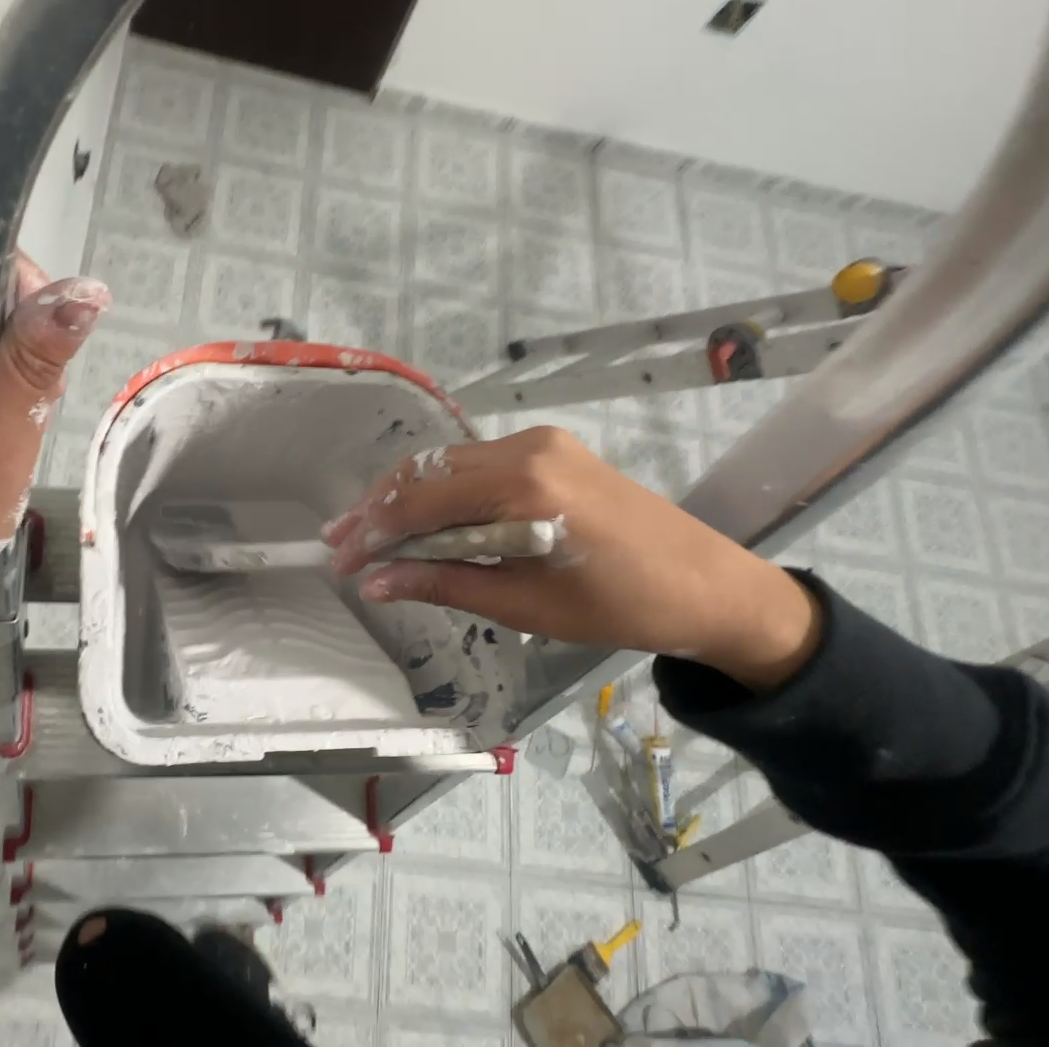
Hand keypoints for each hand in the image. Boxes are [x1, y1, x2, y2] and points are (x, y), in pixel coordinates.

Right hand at [324, 427, 821, 689]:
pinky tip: (419, 518)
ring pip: (445, 464)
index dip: (374, 532)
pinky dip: (439, 492)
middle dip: (377, 508)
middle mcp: (526, 448)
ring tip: (366, 532)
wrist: (709, 583)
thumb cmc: (622, 605)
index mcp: (524, 485)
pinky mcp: (547, 450)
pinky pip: (473, 465)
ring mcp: (538, 443)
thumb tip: (375, 584)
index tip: (340, 562)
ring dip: (404, 498)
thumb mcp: (524, 605)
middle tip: (338, 543)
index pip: (422, 502)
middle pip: (426, 472)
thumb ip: (444, 583)